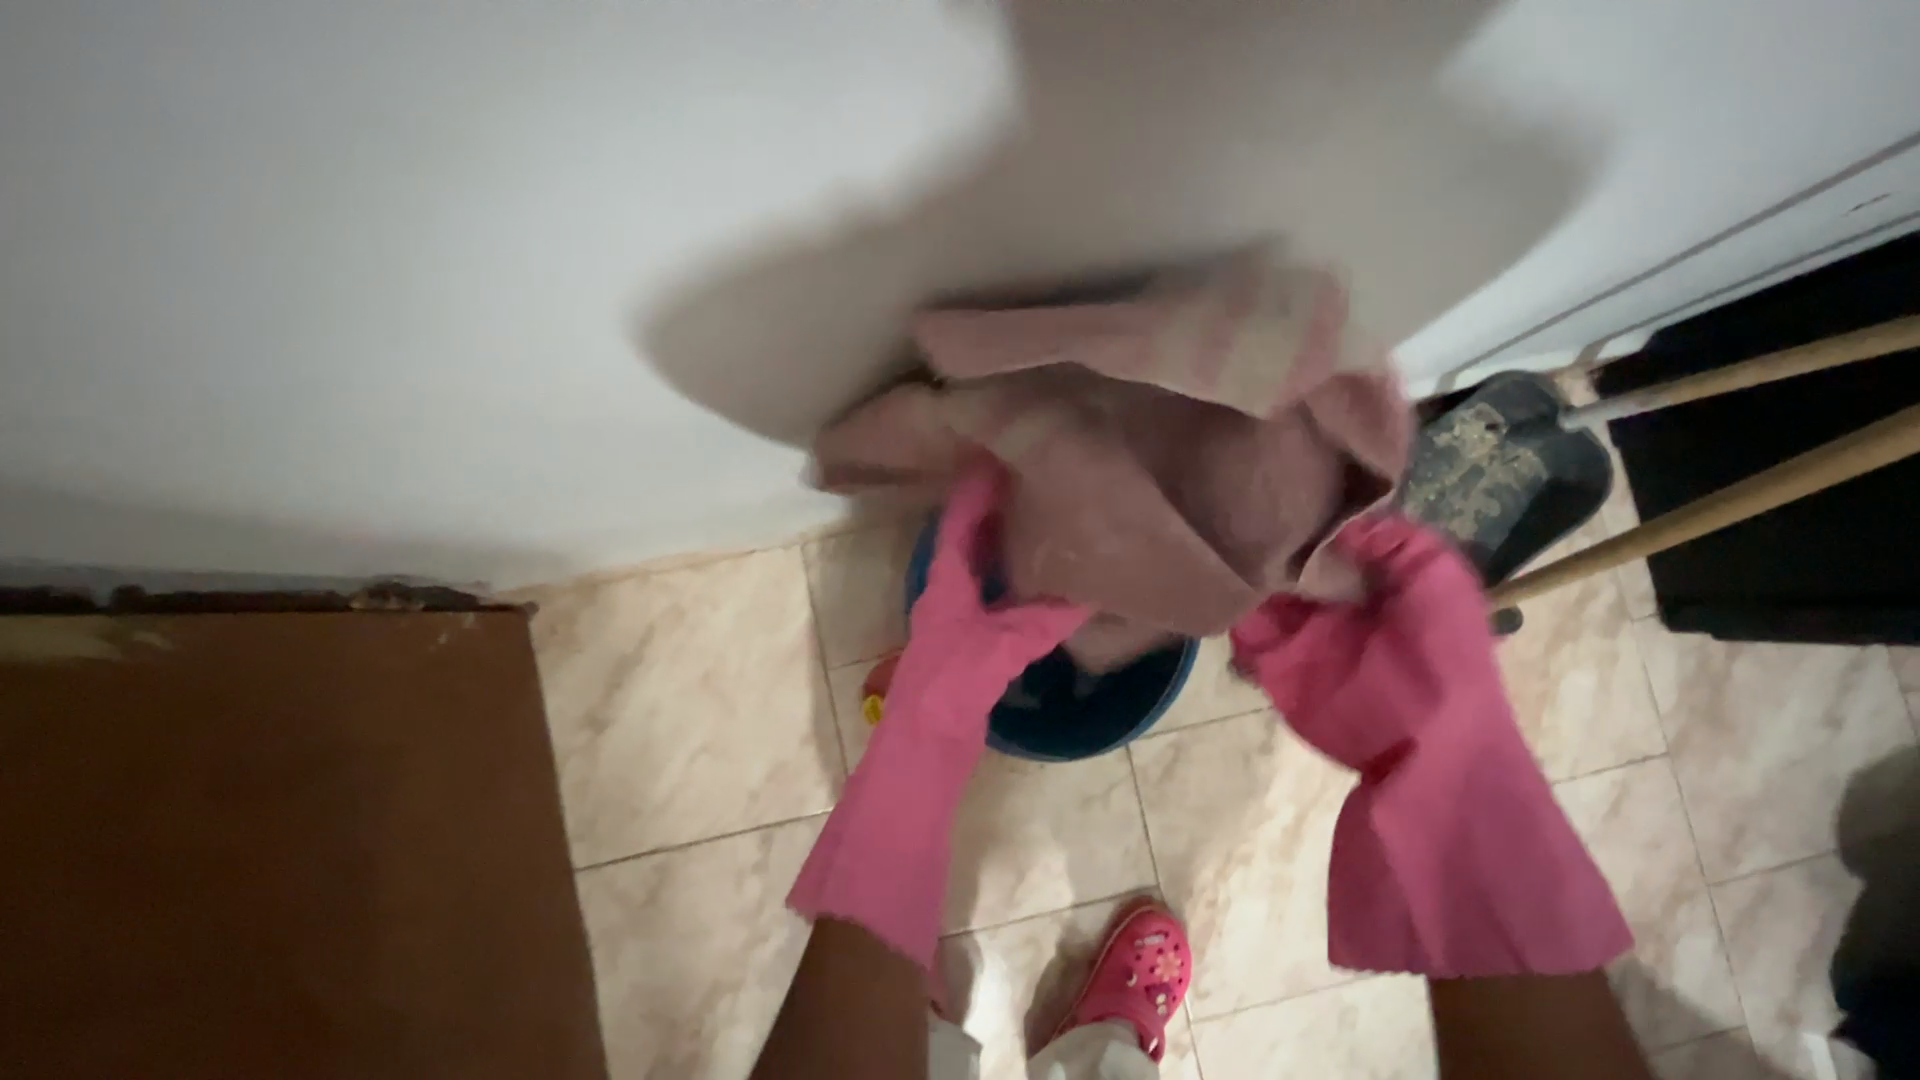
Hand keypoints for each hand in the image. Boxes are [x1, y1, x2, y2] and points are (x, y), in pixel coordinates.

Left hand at [880, 456, 1089, 755]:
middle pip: (966, 541)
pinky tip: (1036, 583)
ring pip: (978, 569)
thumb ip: (1045, 618)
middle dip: (991, 513)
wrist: (926, 738)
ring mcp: (953, 617)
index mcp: (945, 582)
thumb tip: (1089, 595)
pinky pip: (989, 597)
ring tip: (1036, 523)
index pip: (958, 523)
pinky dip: (1009, 581)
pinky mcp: (966, 641)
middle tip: (1027, 486)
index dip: (974, 491)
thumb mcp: (1005, 644)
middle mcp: (945, 592)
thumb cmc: (955, 681)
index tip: (997, 460)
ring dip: (1000, 546)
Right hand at [1229, 513, 1630, 976]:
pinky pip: (1238, 632)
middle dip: (1268, 538)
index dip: (1314, 513)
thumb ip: (1399, 541)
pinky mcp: (1272, 666)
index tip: (1285, 485)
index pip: (1335, 536)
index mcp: (1377, 583)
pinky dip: (1226, 611)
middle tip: (1242, 509)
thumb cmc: (1443, 660)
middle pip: (1287, 559)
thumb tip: (1342, 523)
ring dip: (1242, 572)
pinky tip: (1218, 585)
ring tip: (1221, 541)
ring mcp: (1298, 635)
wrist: (1424, 749)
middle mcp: (1332, 603)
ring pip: (1256, 590)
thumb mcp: (1442, 582)